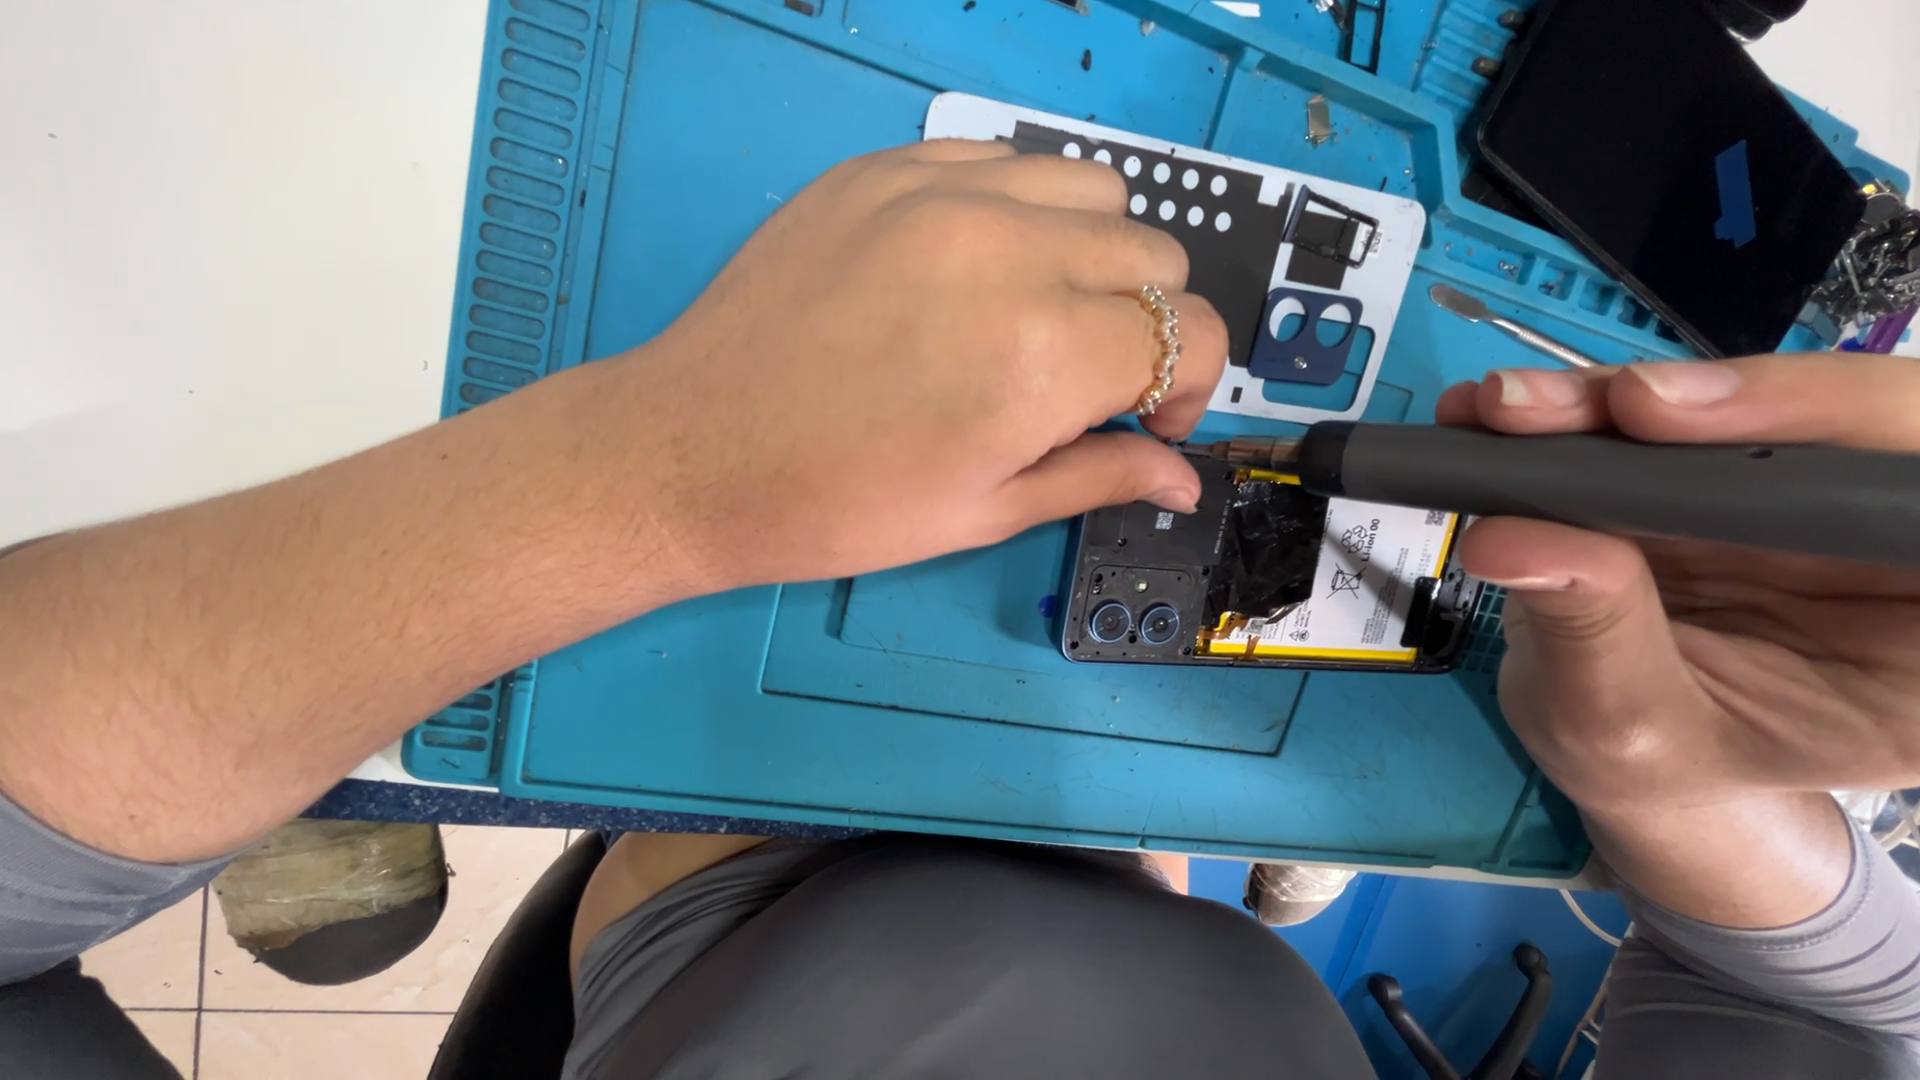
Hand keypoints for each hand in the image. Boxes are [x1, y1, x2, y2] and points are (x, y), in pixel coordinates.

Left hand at [594, 139, 1227, 590]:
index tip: (1149, 422)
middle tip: (1093, 381)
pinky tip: (980, 270)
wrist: (695, 451)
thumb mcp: (983, 512)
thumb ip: (1100, 478)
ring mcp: (942, 194)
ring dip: (1096, 260)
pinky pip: (1007, 160)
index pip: (1192, 337)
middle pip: (1156, 259)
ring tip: (1041, 316)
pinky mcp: (885, 168)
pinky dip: (1025, 214)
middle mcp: (1010, 252)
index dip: (1190, 389)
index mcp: (1043, 356)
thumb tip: (1183, 479)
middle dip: (1148, 328)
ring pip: (1096, 194)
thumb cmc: (838, 505)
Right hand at [1436, 355, 1919, 814]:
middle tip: (1566, 408)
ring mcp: (1784, 504)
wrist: (1612, 755)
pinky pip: (1647, 419)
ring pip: (1726, 407)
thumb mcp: (1617, 725)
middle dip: (1696, 398)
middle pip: (1835, 424)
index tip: (1664, 417)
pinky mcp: (1699, 480)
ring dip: (1605, 398)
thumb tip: (1509, 536)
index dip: (1824, 421)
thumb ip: (1591, 633)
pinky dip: (1565, 411)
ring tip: (1497, 411)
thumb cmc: (1644, 767)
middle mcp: (1878, 545)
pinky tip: (1488, 415)